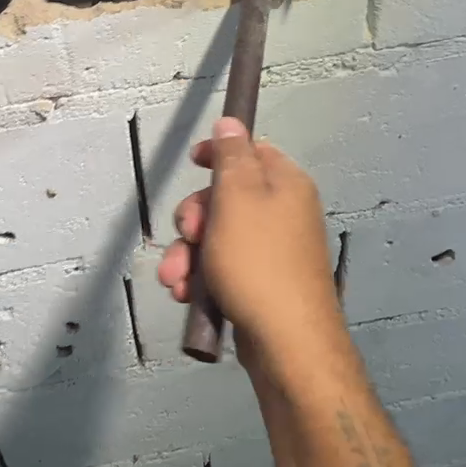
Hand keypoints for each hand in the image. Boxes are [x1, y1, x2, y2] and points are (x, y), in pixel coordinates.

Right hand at [157, 118, 350, 380]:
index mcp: (285, 184)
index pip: (250, 150)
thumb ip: (231, 156)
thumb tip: (231, 122)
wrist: (288, 345)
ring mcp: (273, 252)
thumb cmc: (258, 261)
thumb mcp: (237, 198)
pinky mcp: (261, 285)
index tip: (192, 162)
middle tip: (188, 234)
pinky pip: (223, 268)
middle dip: (194, 217)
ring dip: (189, 254)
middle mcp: (284, 213)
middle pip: (226, 197)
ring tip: (177, 279)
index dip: (218, 152)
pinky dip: (202, 278)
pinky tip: (187, 296)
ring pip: (218, 237)